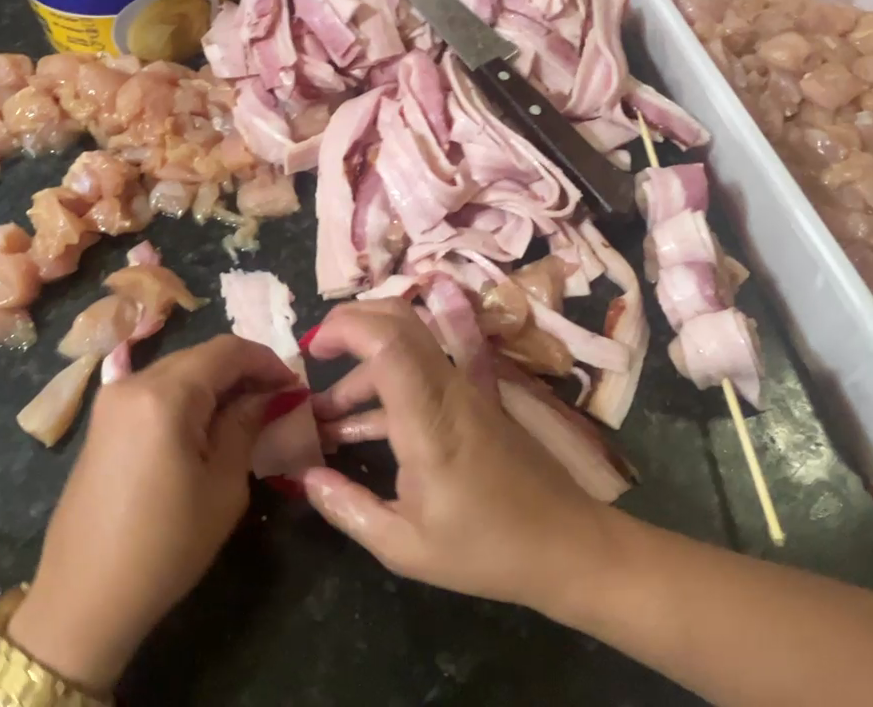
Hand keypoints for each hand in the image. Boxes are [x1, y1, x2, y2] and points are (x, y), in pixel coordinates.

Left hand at [7, 335, 297, 691]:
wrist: (85, 597)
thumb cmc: (165, 545)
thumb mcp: (222, 486)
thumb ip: (245, 425)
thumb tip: (266, 395)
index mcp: (165, 394)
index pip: (227, 351)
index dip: (266, 361)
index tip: (294, 387)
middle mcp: (133, 383)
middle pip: (199, 356)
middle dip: (242, 371)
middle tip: (276, 400)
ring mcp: (111, 401)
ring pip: (177, 371)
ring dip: (215, 383)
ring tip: (246, 413)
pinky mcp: (101, 423)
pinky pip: (154, 392)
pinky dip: (187, 398)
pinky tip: (206, 425)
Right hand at [300, 300, 608, 612]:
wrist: (568, 546)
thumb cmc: (487, 550)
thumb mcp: (406, 547)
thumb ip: (349, 509)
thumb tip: (305, 477)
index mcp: (429, 421)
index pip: (389, 342)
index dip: (346, 328)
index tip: (311, 350)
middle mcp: (447, 390)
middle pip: (400, 320)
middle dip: (350, 323)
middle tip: (314, 354)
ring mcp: (464, 392)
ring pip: (410, 343)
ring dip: (362, 364)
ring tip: (323, 413)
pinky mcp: (471, 403)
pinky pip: (420, 373)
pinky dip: (383, 385)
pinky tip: (354, 429)